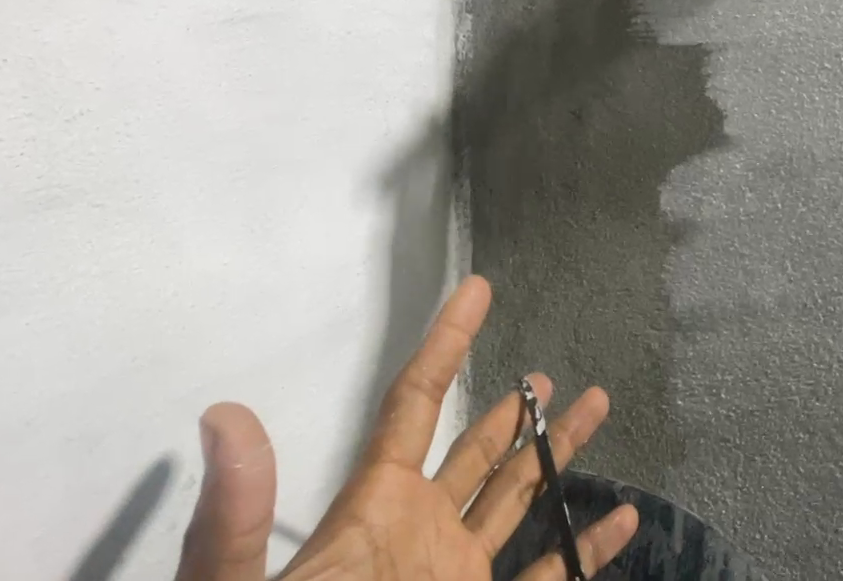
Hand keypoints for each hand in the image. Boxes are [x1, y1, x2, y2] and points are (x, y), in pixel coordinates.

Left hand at [175, 276, 638, 580]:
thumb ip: (235, 517)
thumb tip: (220, 417)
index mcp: (377, 503)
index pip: (418, 400)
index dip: (447, 342)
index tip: (476, 289)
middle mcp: (424, 527)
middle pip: (480, 447)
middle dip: (514, 406)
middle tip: (546, 372)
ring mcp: (457, 572)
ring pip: (520, 497)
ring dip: (558, 453)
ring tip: (593, 403)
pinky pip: (550, 576)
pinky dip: (586, 548)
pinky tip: (622, 517)